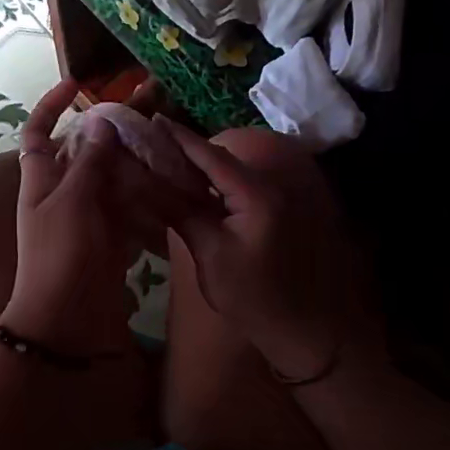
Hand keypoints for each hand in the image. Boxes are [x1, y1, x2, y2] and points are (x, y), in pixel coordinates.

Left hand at [0, 82, 184, 357]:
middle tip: (148, 124)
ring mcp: (88, 219)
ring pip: (111, 182)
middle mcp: (63, 195)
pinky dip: (144, 202)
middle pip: (85, 155)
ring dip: (134, 169)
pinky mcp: (109, 241)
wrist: (67, 317)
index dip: (51, 105)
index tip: (77, 85)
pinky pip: (127, 212)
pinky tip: (169, 193)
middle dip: (111, 138)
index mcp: (41, 181)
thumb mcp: (72, 202)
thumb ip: (89, 163)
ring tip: (165, 155)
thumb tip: (101, 123)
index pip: (38, 132)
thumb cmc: (60, 255)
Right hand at [159, 121, 382, 381]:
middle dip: (190, 153)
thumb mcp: (211, 254)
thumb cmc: (253, 297)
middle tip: (155, 151)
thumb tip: (146, 180)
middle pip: (226, 160)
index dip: (180, 138)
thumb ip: (181, 210)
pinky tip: (201, 198)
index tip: (154, 120)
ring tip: (170, 172)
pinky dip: (222, 189)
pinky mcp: (284, 216)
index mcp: (258, 193)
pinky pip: (247, 191)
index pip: (212, 155)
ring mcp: (283, 201)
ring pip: (237, 176)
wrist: (303, 329)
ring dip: (206, 172)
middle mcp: (275, 187)